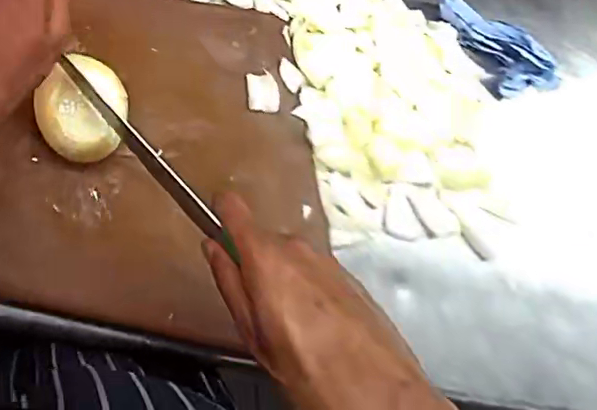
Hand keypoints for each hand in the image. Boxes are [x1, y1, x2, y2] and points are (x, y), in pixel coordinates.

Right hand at [204, 195, 452, 409]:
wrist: (382, 397)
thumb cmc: (311, 372)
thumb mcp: (254, 334)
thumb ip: (229, 282)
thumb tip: (213, 249)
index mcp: (265, 257)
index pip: (233, 207)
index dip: (221, 211)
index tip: (217, 223)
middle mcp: (297, 248)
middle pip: (264, 242)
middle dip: (258, 266)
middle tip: (260, 309)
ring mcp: (327, 260)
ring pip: (293, 259)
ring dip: (288, 281)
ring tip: (295, 328)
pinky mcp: (351, 277)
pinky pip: (318, 274)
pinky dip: (313, 293)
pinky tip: (322, 331)